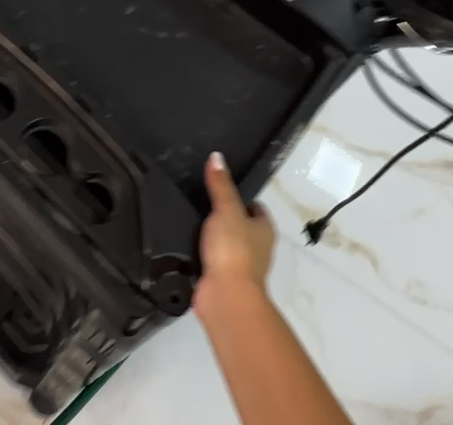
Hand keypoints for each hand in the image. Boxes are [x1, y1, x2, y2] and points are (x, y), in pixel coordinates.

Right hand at [194, 151, 275, 318]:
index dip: (242, 197)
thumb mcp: (226, 210)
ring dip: (212, 237)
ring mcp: (240, 266)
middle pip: (241, 226)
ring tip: (190, 222)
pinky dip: (202, 255)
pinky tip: (186, 246)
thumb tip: (217, 156)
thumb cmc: (233, 248)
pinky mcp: (222, 279)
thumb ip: (220, 185)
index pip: (256, 207)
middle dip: (224, 217)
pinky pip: (212, 261)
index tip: (220, 189)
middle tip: (200, 202)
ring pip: (225, 244)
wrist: (226, 296)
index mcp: (265, 229)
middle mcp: (258, 248)